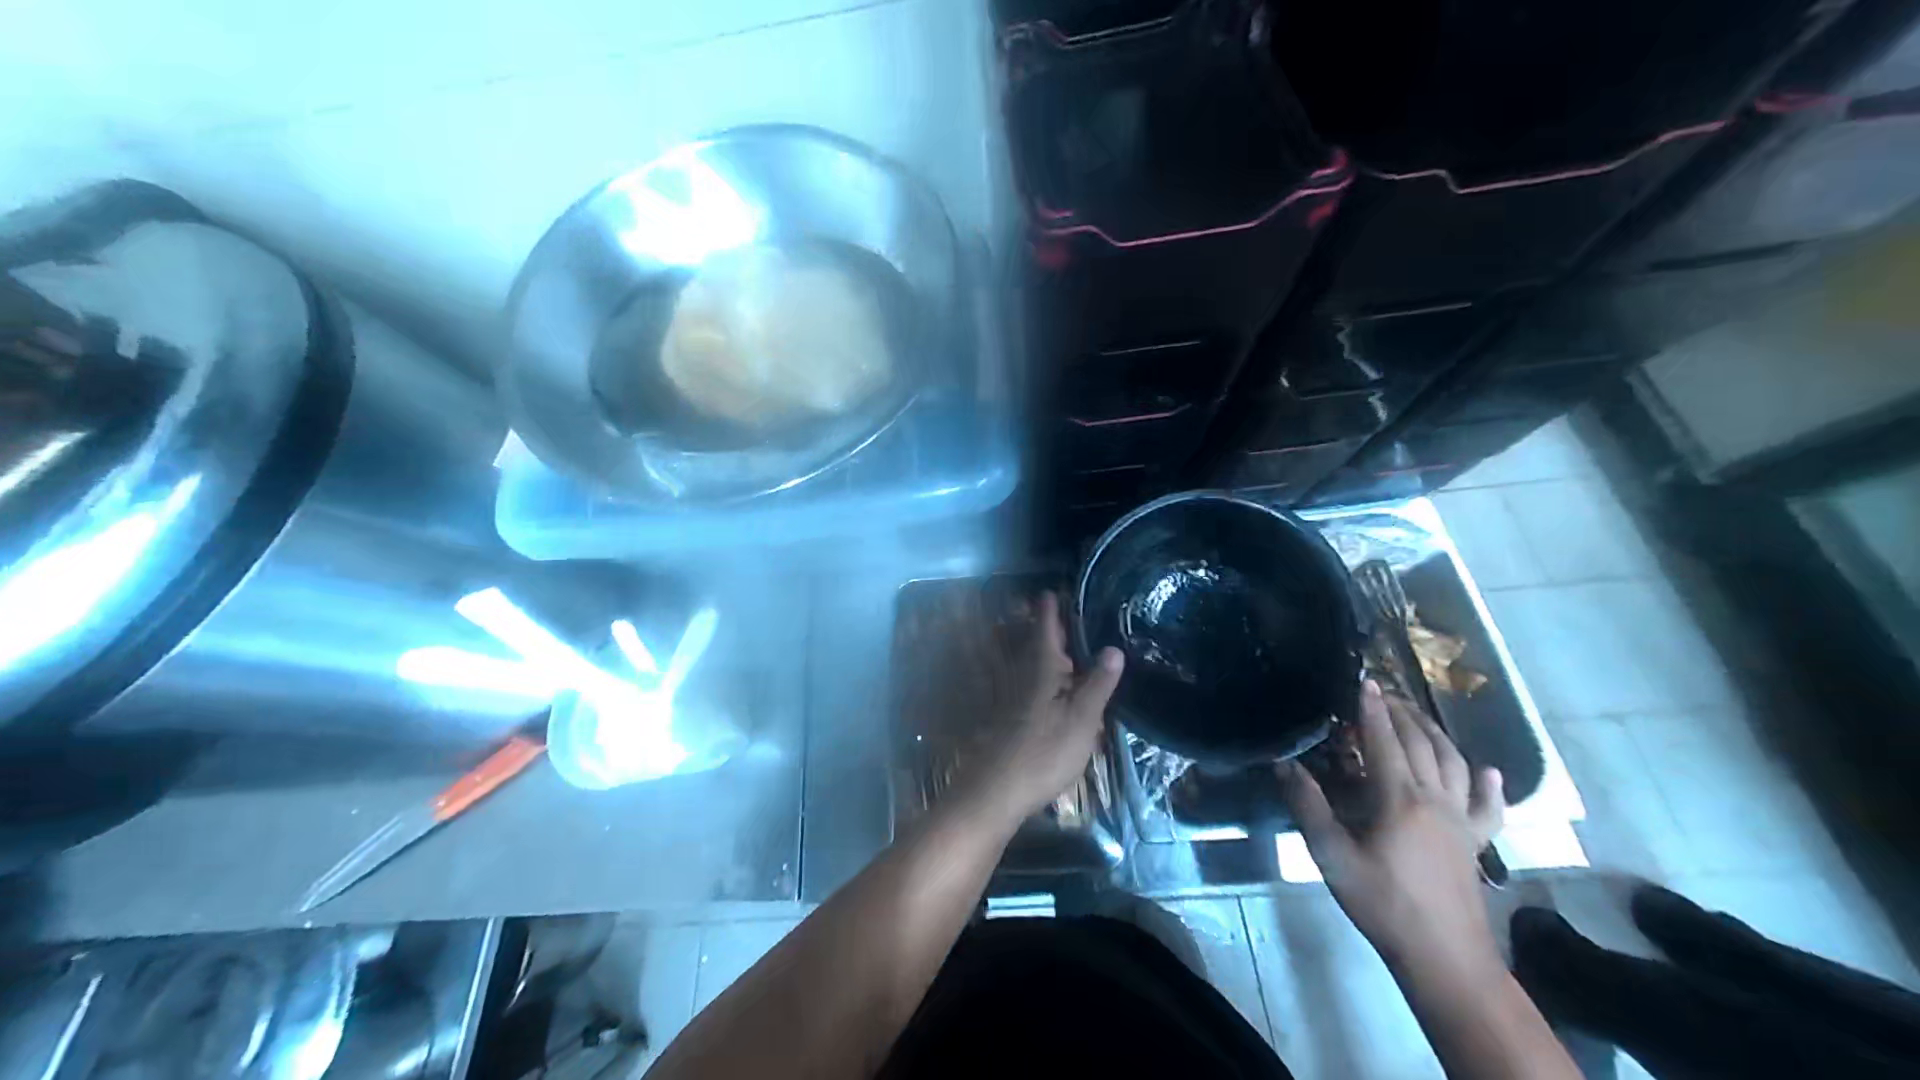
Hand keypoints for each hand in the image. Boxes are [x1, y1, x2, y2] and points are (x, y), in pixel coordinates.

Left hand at [952, 592, 1122, 831]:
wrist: (997, 789)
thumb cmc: (1044, 750)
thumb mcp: (1081, 718)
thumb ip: (1097, 683)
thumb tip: (1113, 647)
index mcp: (1042, 667)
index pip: (1046, 626)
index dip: (1051, 606)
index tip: (1056, 588)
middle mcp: (1025, 674)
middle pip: (1038, 642)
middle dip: (1051, 625)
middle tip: (1070, 610)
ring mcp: (1016, 696)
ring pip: (1035, 663)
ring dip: (1050, 650)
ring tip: (1071, 643)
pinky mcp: (1014, 717)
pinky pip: (1035, 683)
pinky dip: (1049, 674)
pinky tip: (1061, 685)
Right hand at [1280, 680, 1504, 979]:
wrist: (1444, 957)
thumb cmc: (1382, 903)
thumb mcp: (1332, 855)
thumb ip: (1308, 806)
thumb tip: (1284, 764)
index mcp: (1399, 798)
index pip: (1384, 740)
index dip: (1372, 709)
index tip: (1364, 680)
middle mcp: (1435, 799)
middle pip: (1422, 744)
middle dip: (1401, 713)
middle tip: (1384, 693)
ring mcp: (1461, 821)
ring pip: (1454, 763)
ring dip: (1436, 734)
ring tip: (1418, 716)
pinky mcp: (1476, 843)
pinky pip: (1487, 806)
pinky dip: (1487, 783)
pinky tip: (1486, 771)